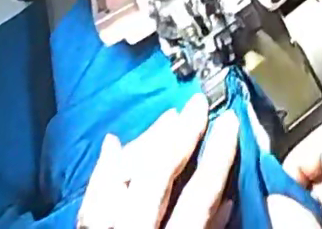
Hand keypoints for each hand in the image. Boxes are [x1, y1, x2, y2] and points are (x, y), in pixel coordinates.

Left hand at [79, 94, 239, 228]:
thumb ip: (212, 227)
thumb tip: (230, 198)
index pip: (197, 200)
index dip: (216, 160)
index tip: (230, 123)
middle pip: (154, 178)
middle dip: (178, 137)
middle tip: (197, 104)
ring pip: (119, 181)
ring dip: (145, 145)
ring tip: (168, 118)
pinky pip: (90, 204)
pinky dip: (103, 172)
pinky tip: (113, 144)